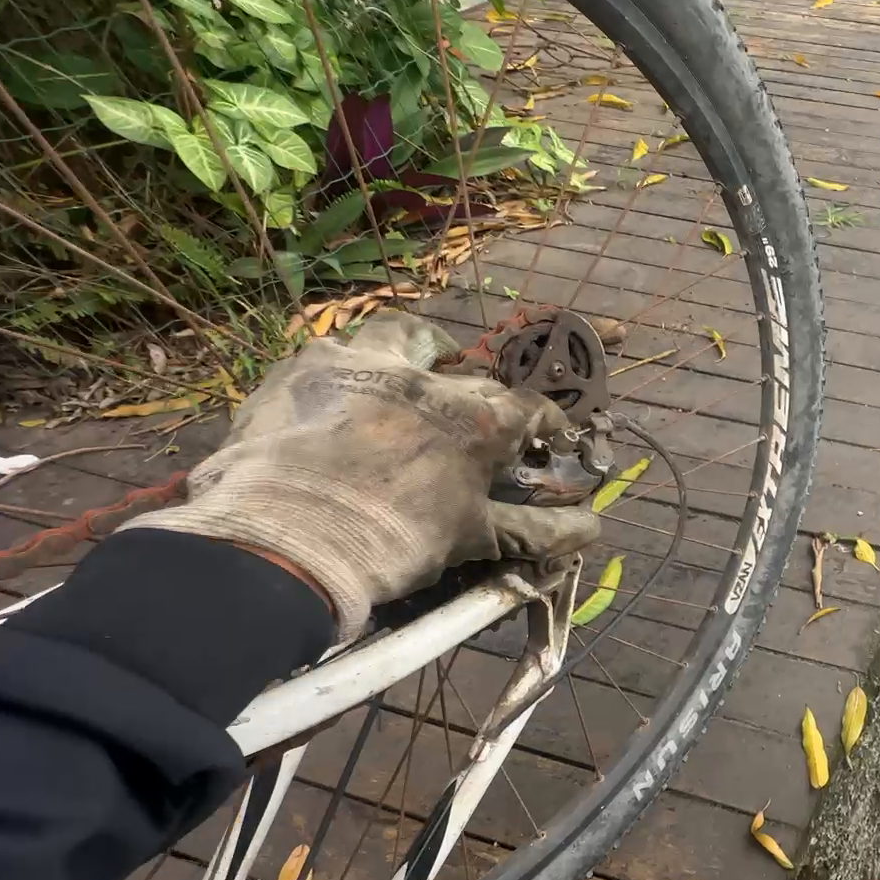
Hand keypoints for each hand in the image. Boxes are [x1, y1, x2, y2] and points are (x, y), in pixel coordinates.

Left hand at [126, 313, 598, 638]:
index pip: (534, 409)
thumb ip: (542, 529)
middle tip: (478, 425)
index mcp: (482, 421)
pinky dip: (354, 365)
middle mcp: (434, 382)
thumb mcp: (480, 539)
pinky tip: (349, 393)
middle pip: (477, 378)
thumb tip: (594, 528)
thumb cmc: (399, 541)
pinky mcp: (305, 371)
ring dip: (422, 348)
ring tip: (418, 372)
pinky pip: (338, 349)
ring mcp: (367, 367)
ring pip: (405, 334)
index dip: (547, 423)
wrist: (285, 545)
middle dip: (488, 397)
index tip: (549, 438)